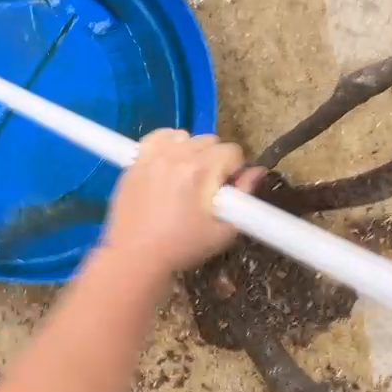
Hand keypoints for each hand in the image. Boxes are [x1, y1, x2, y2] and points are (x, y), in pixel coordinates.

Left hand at [100, 130, 262, 275]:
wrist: (135, 255)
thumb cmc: (182, 247)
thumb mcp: (223, 230)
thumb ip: (244, 196)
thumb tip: (257, 172)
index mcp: (200, 171)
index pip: (232, 150)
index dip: (236, 170)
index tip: (227, 189)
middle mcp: (175, 156)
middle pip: (209, 140)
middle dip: (215, 160)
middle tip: (208, 187)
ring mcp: (151, 157)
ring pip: (183, 136)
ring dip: (191, 151)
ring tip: (186, 176)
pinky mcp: (134, 162)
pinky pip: (155, 137)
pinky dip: (166, 144)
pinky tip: (167, 163)